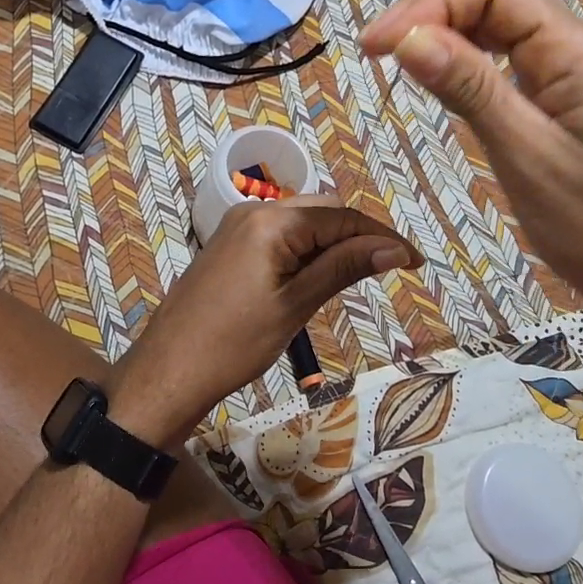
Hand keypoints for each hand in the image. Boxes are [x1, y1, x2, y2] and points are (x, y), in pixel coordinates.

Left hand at [110, 200, 418, 445]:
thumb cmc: (233, 344)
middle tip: (390, 271)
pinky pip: (280, 235)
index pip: (341, 217)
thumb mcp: (295, 305)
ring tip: (360, 276)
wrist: (168, 372)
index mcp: (271, 221)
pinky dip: (306, 250)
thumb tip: (393, 248)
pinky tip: (318, 277)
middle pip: (322, 211)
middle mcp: (254, 211)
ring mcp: (237, 226)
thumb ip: (342, 268)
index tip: (415, 263)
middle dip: (358, 236)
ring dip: (333, 243)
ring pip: (302, 222)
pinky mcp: (229, 245)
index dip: (382, 237)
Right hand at [360, 0, 582, 324]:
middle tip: (375, 54)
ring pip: (499, 28)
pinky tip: (440, 82)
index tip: (375, 46)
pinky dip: (467, 63)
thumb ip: (469, 89)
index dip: (428, 4)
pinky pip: (509, 60)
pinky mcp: (566, 96)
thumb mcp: (525, 156)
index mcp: (578, 50)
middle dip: (431, 15)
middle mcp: (579, 46)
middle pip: (495, 1)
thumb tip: (407, 37)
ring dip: (445, 36)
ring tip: (395, 64)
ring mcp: (575, 71)